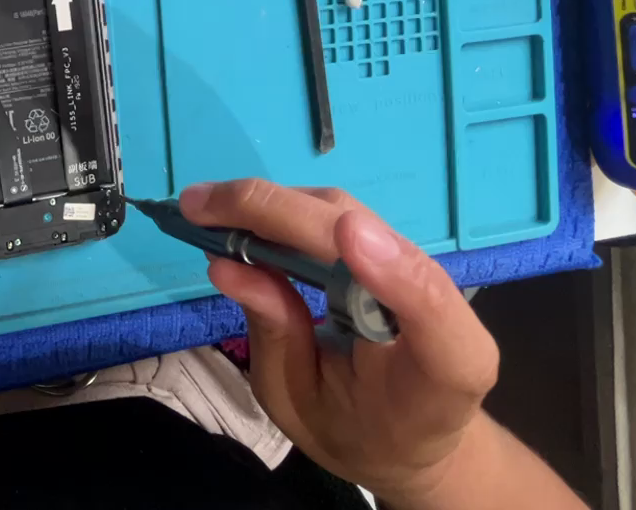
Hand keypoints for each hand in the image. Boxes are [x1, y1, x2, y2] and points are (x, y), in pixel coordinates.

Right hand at [180, 181, 500, 505]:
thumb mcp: (303, 408)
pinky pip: (325, 212)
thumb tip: (228, 267)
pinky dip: (273, 207)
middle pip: (366, 235)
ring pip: (338, 210)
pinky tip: (230, 211)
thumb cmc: (358, 430)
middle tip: (197, 207)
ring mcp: (404, 262)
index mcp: (438, 370)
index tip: (348, 235)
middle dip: (280, 212)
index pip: (436, 314)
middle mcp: (433, 302)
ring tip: (203, 208)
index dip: (398, 272)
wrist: (411, 433)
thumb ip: (276, 340)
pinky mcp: (375, 242)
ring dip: (267, 202)